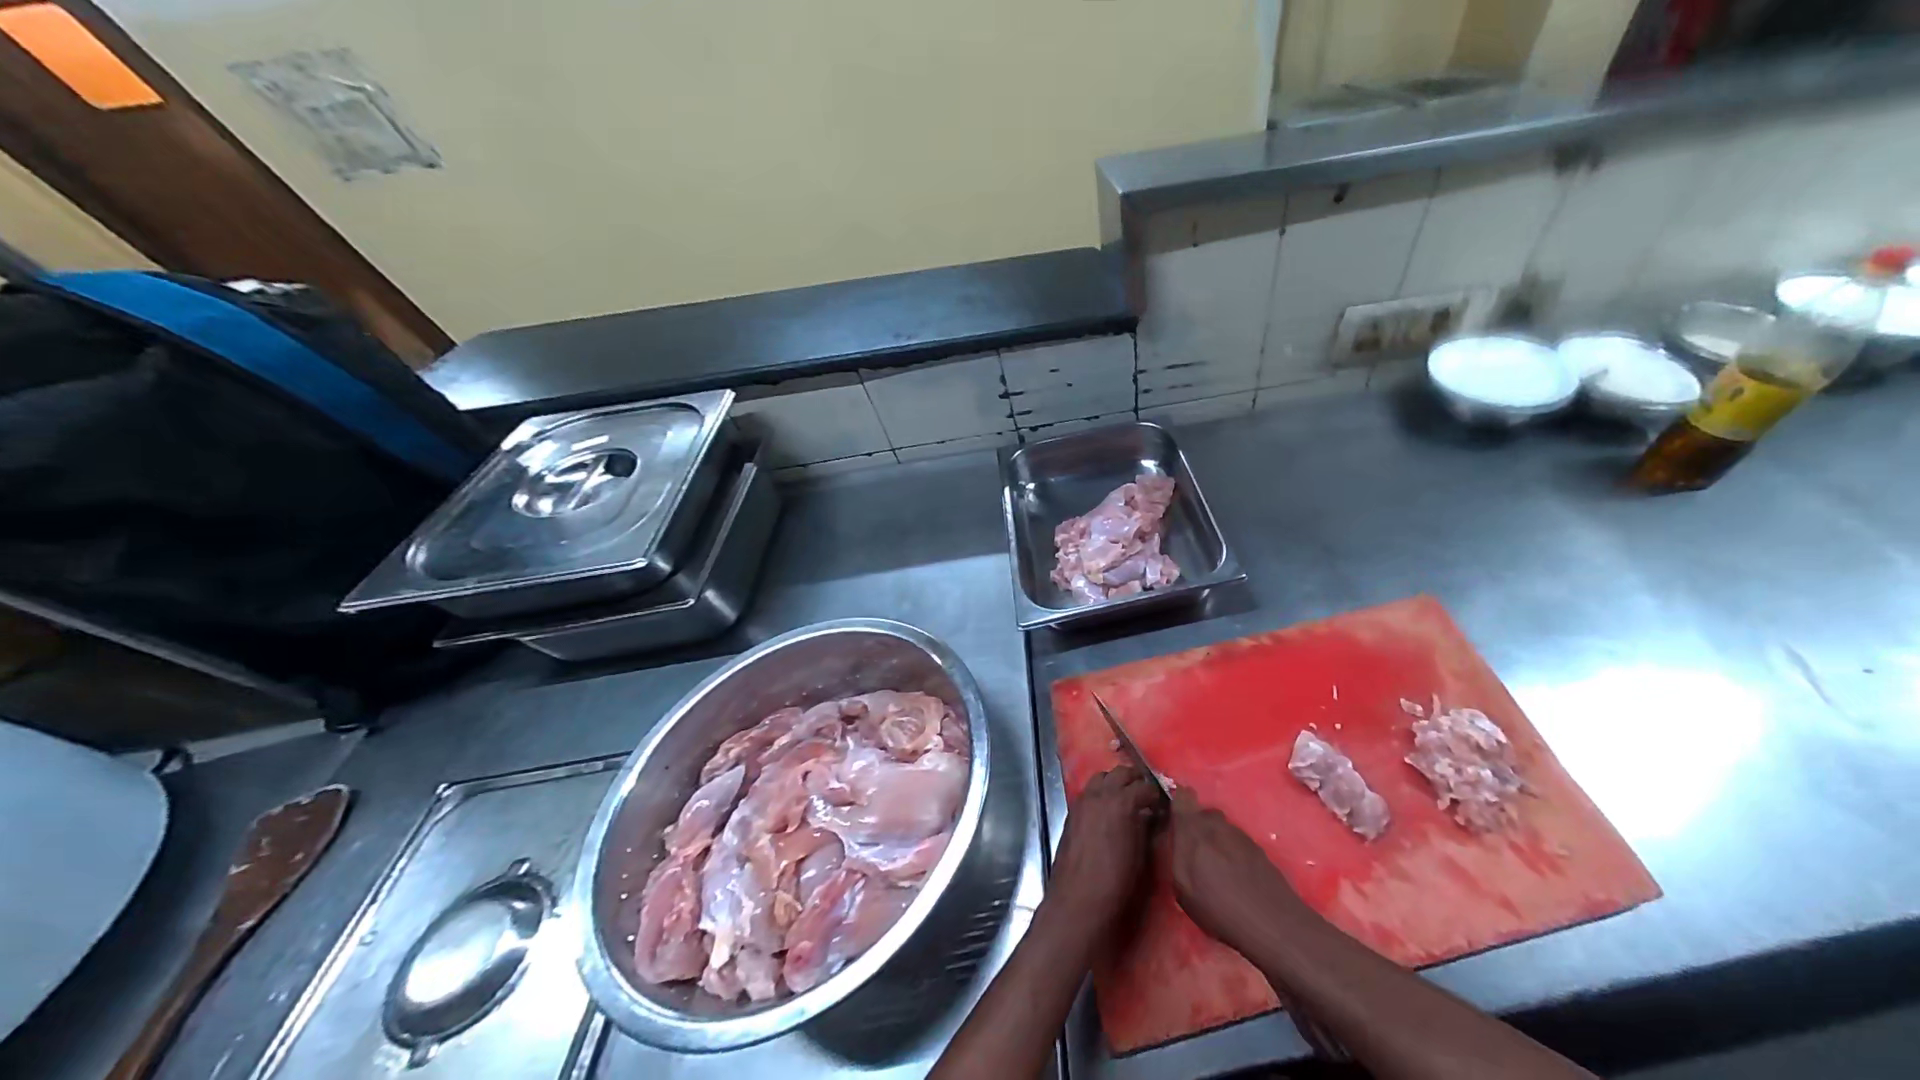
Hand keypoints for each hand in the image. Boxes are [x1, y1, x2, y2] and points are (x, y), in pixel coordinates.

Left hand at [1044, 765, 1161, 938]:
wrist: (1079, 897)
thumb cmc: (1117, 880)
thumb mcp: (1141, 853)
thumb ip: (1145, 826)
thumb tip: (1149, 814)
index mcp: (1122, 802)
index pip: (1145, 786)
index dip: (1156, 794)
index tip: (1162, 803)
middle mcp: (1101, 794)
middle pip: (1120, 772)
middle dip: (1135, 780)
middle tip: (1145, 794)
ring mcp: (1083, 800)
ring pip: (1101, 777)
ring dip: (1114, 782)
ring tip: (1125, 798)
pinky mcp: (1072, 811)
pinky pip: (1088, 792)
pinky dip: (1100, 793)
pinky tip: (1106, 810)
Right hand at [1167, 788, 1304, 951]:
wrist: (1273, 924)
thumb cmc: (1219, 908)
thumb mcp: (1182, 889)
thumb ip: (1173, 855)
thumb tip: (1170, 836)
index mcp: (1194, 830)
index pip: (1183, 797)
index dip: (1177, 802)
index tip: (1173, 819)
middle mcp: (1218, 825)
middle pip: (1203, 813)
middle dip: (1196, 826)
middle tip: (1193, 853)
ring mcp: (1241, 836)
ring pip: (1221, 828)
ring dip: (1215, 841)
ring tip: (1216, 870)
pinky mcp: (1259, 849)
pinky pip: (1237, 842)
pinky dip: (1232, 853)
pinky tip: (1235, 878)